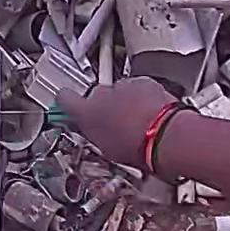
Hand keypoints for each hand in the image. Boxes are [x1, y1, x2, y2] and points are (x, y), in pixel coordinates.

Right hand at [56, 78, 176, 166]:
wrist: (166, 136)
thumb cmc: (137, 148)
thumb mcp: (104, 149)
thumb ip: (92, 133)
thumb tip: (88, 131)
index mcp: (86, 112)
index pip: (64, 98)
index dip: (66, 102)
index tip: (68, 107)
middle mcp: (101, 94)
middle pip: (95, 96)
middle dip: (103, 107)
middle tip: (113, 125)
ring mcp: (122, 86)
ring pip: (118, 92)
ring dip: (124, 102)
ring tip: (136, 122)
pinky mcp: (143, 81)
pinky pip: (138, 88)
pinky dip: (142, 97)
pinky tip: (149, 114)